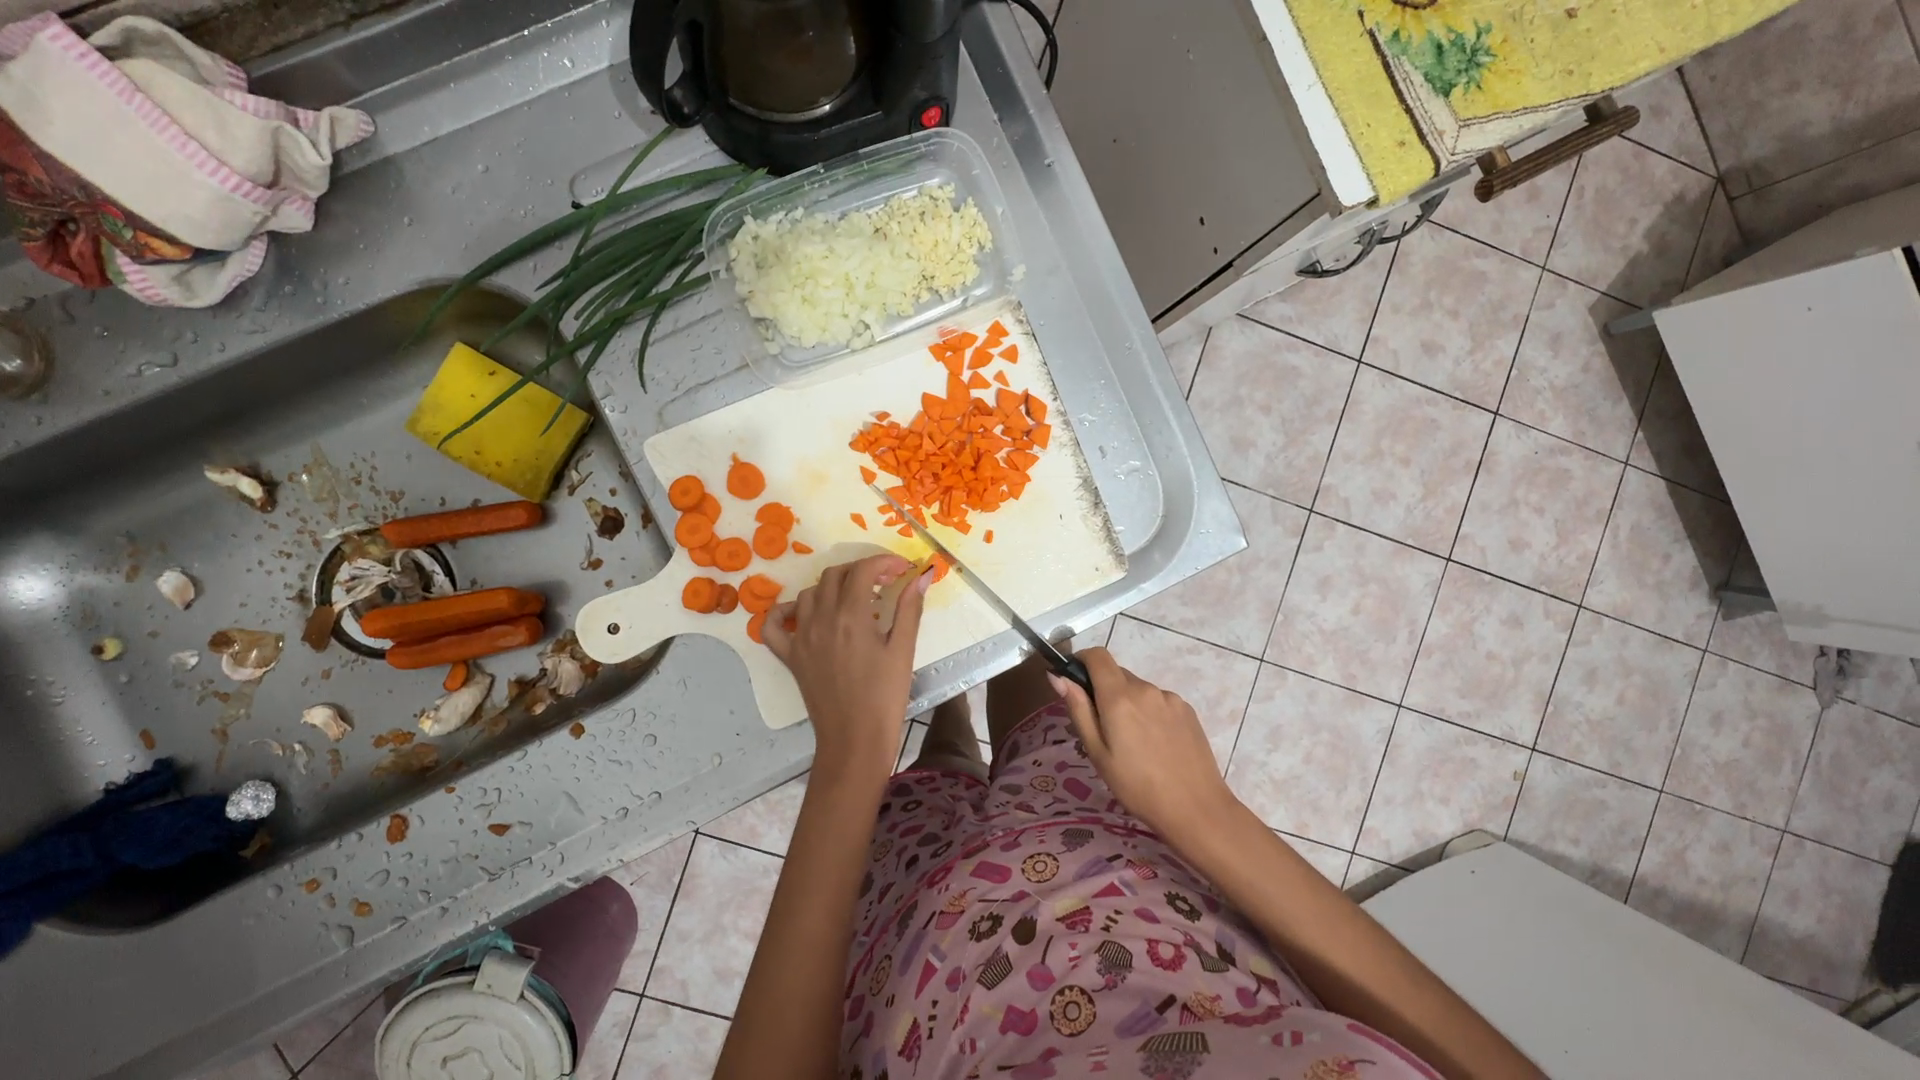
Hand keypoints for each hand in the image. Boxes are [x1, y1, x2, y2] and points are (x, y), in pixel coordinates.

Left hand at [764, 554, 929, 773]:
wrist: (855, 739)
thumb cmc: (886, 697)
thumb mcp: (903, 650)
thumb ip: (909, 608)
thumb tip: (921, 576)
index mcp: (851, 616)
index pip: (863, 570)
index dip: (884, 562)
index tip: (902, 569)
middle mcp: (820, 619)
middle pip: (835, 575)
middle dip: (860, 570)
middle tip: (883, 582)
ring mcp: (801, 637)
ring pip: (809, 593)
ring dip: (832, 587)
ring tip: (854, 599)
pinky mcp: (790, 656)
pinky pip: (774, 625)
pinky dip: (785, 612)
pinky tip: (803, 613)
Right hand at [1051, 648, 1238, 843]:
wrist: (1195, 807)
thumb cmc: (1136, 786)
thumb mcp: (1097, 752)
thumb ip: (1078, 710)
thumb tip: (1058, 676)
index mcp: (1119, 697)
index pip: (1097, 656)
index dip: (1081, 661)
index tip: (1074, 682)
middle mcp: (1145, 688)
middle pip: (1117, 674)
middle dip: (1104, 691)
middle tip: (1103, 730)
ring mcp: (1170, 698)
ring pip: (1138, 690)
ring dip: (1128, 704)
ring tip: (1133, 744)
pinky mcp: (1187, 710)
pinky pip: (1158, 701)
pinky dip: (1149, 713)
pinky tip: (1155, 745)